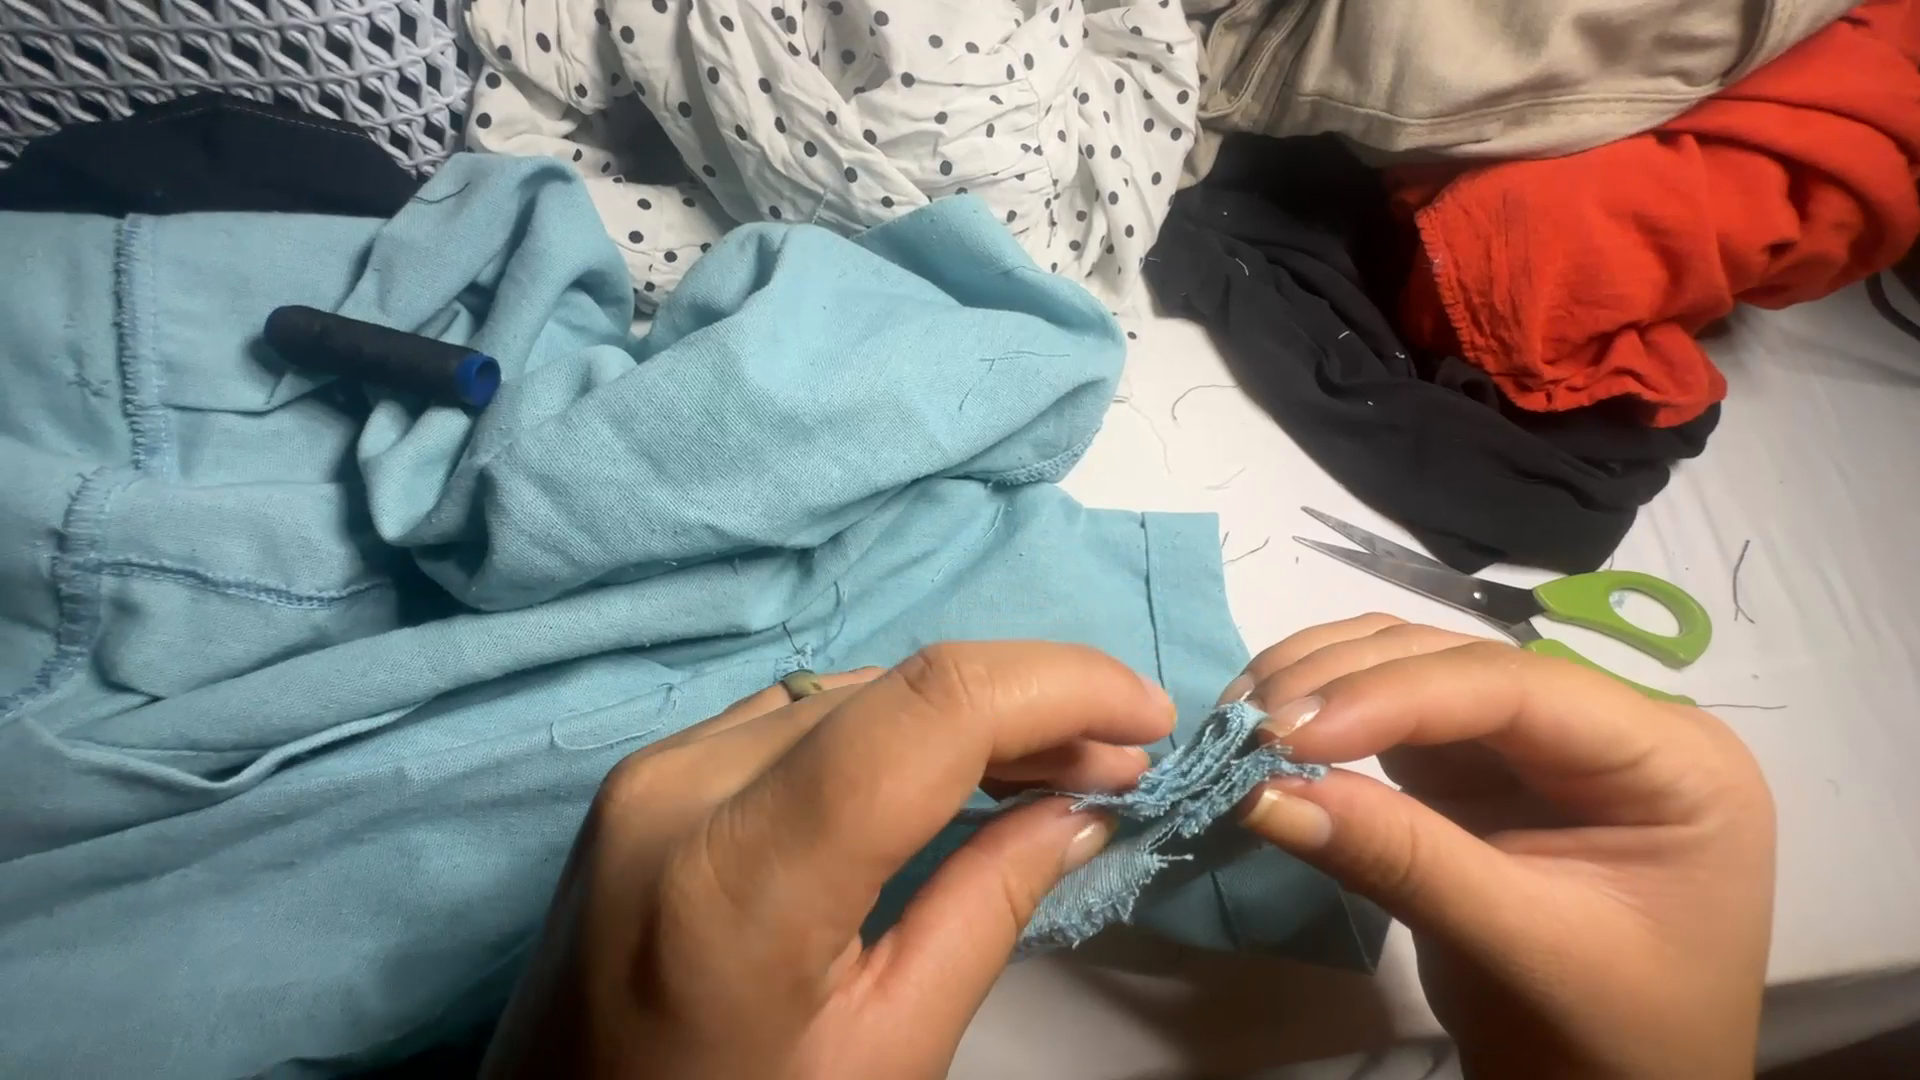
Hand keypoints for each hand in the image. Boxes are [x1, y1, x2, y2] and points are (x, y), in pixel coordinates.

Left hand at [480, 643, 1173, 1079]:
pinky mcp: (657, 768)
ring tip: (1056, 758)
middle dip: (1031, 702)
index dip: (1057, 684)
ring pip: (859, 690)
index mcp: (740, 878)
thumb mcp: (885, 1058)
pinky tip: (954, 765)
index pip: (927, 711)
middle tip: (1120, 747)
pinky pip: (809, 715)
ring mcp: (660, 765)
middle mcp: (686, 783)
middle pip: (898, 687)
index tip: (1146, 713)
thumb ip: (987, 909)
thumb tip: (1082, 805)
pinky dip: (900, 727)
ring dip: (970, 714)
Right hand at [1229, 616, 1775, 1079]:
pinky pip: (1376, 696)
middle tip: (1245, 729)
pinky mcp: (1461, 748)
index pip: (1510, 687)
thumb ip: (1397, 858)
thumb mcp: (1515, 949)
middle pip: (1444, 657)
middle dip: (1335, 683)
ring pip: (1400, 657)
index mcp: (1667, 760)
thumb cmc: (1601, 1035)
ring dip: (1312, 677)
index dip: (1387, 697)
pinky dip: (1316, 701)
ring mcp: (1520, 728)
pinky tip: (1271, 723)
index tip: (1286, 735)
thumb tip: (1262, 791)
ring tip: (1242, 719)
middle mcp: (1594, 717)